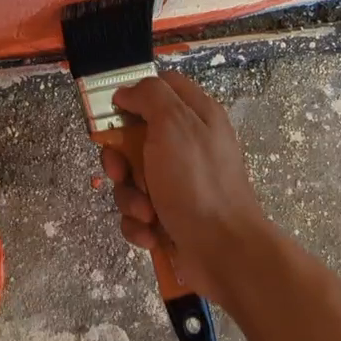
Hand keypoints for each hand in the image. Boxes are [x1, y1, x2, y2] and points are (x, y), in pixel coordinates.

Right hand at [100, 72, 267, 302]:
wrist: (225, 253)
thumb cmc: (198, 182)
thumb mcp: (174, 123)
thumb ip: (149, 95)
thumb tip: (125, 93)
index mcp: (196, 116)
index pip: (162, 86)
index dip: (135, 95)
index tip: (115, 111)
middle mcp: (187, 146)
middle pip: (135, 136)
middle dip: (120, 158)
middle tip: (121, 171)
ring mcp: (179, 183)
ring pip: (131, 177)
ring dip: (130, 196)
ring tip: (146, 212)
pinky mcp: (170, 216)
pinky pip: (137, 211)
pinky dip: (139, 223)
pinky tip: (151, 232)